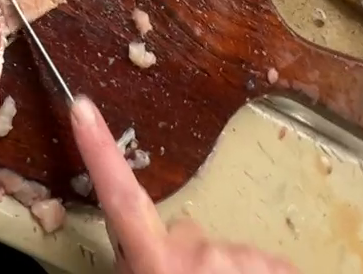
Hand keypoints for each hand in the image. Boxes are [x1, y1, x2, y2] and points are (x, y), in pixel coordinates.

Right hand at [72, 97, 298, 273]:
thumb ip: (140, 266)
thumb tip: (142, 250)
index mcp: (156, 266)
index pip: (119, 199)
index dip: (99, 151)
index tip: (81, 105)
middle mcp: (197, 254)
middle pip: (186, 240)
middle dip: (186, 266)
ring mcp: (241, 260)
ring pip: (227, 258)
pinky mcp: (281, 267)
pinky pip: (265, 268)